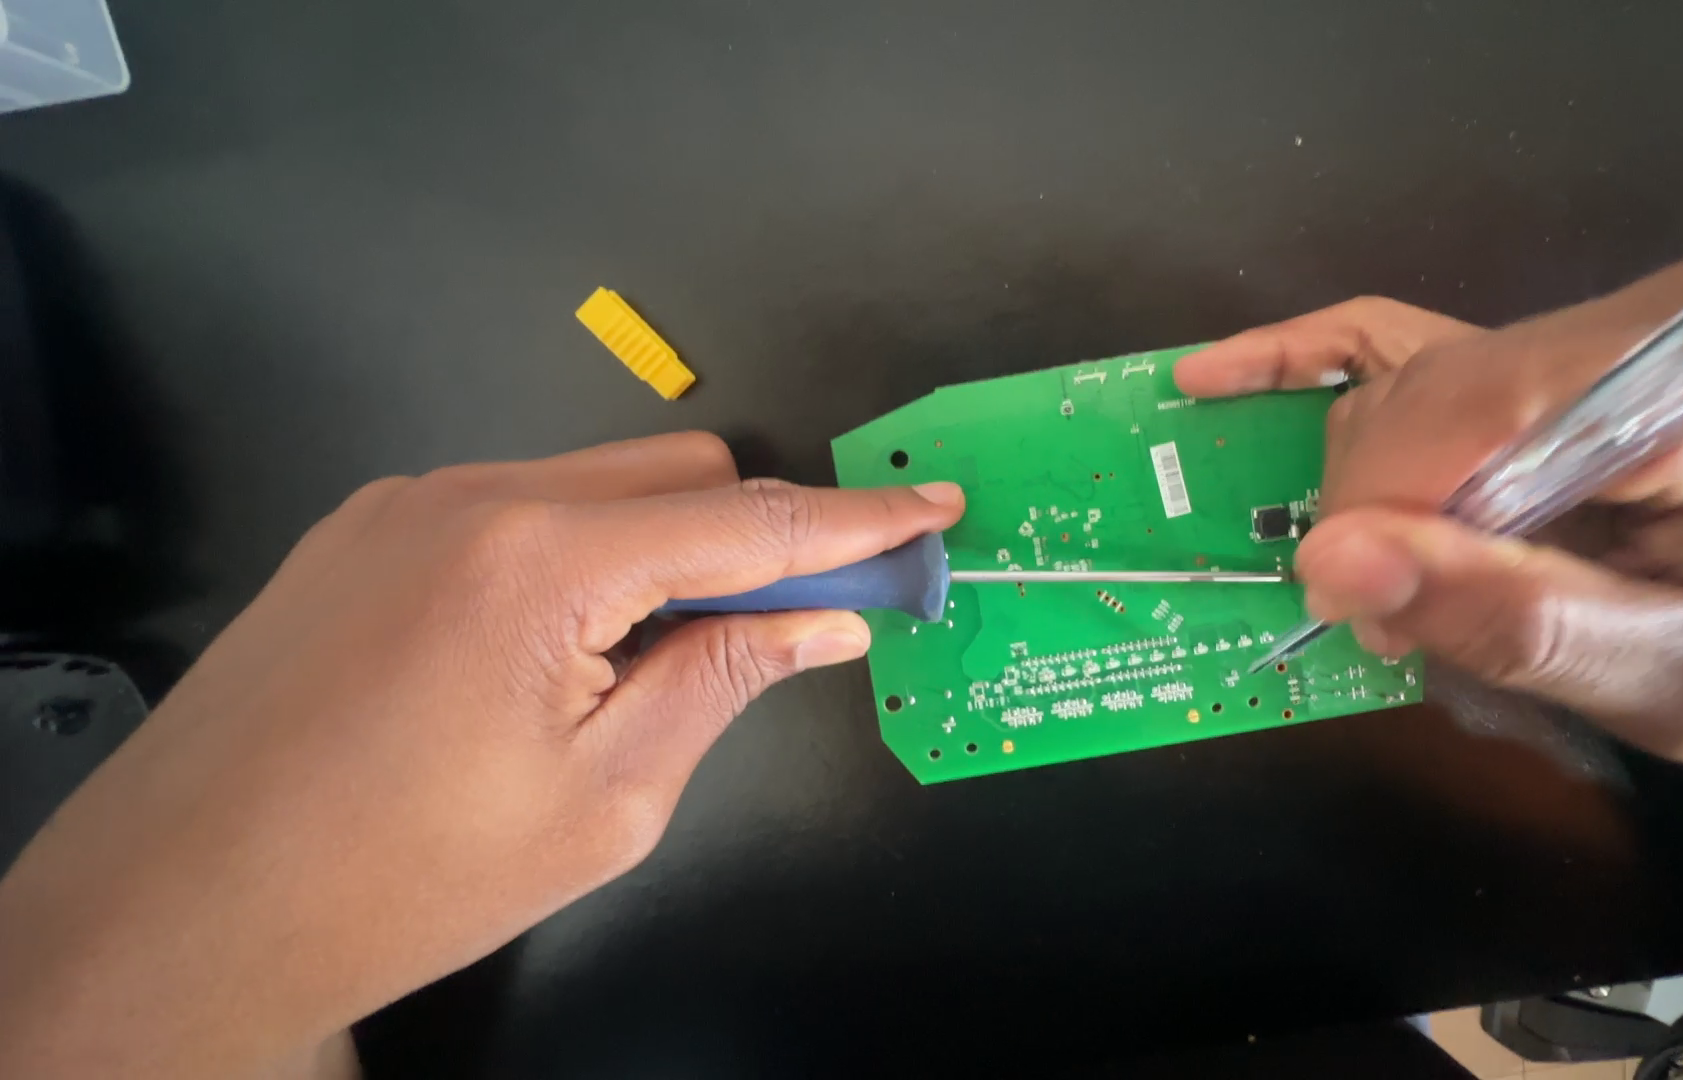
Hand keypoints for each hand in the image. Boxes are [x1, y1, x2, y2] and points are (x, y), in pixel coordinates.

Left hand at [0, 432, 964, 1077]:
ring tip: (666, 647)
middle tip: (794, 614)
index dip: (858, 519)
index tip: (932, 505)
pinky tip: (581, 636)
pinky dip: (606, 548)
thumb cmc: (414, 879)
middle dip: (763, 535)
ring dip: (682, 544)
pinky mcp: (382, 522)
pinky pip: (545, 500)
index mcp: (543, 565)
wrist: (164, 927)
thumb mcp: (615, 796)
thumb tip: (828, 620)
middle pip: (690, 473)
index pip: (750, 523)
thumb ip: (731, 676)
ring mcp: (419, 498)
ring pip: (617, 477)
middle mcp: (481, 495)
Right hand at [1177, 265, 1682, 766]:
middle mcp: (1648, 318)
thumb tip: (1329, 563)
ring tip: (1379, 570)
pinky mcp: (1532, 355)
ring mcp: (1583, 326)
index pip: (1491, 402)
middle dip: (1376, 509)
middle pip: (1428, 392)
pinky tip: (1217, 376)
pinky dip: (1300, 365)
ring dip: (1359, 486)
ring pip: (1393, 384)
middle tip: (1381, 610)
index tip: (1359, 597)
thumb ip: (1511, 618)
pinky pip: (1387, 342)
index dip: (1391, 498)